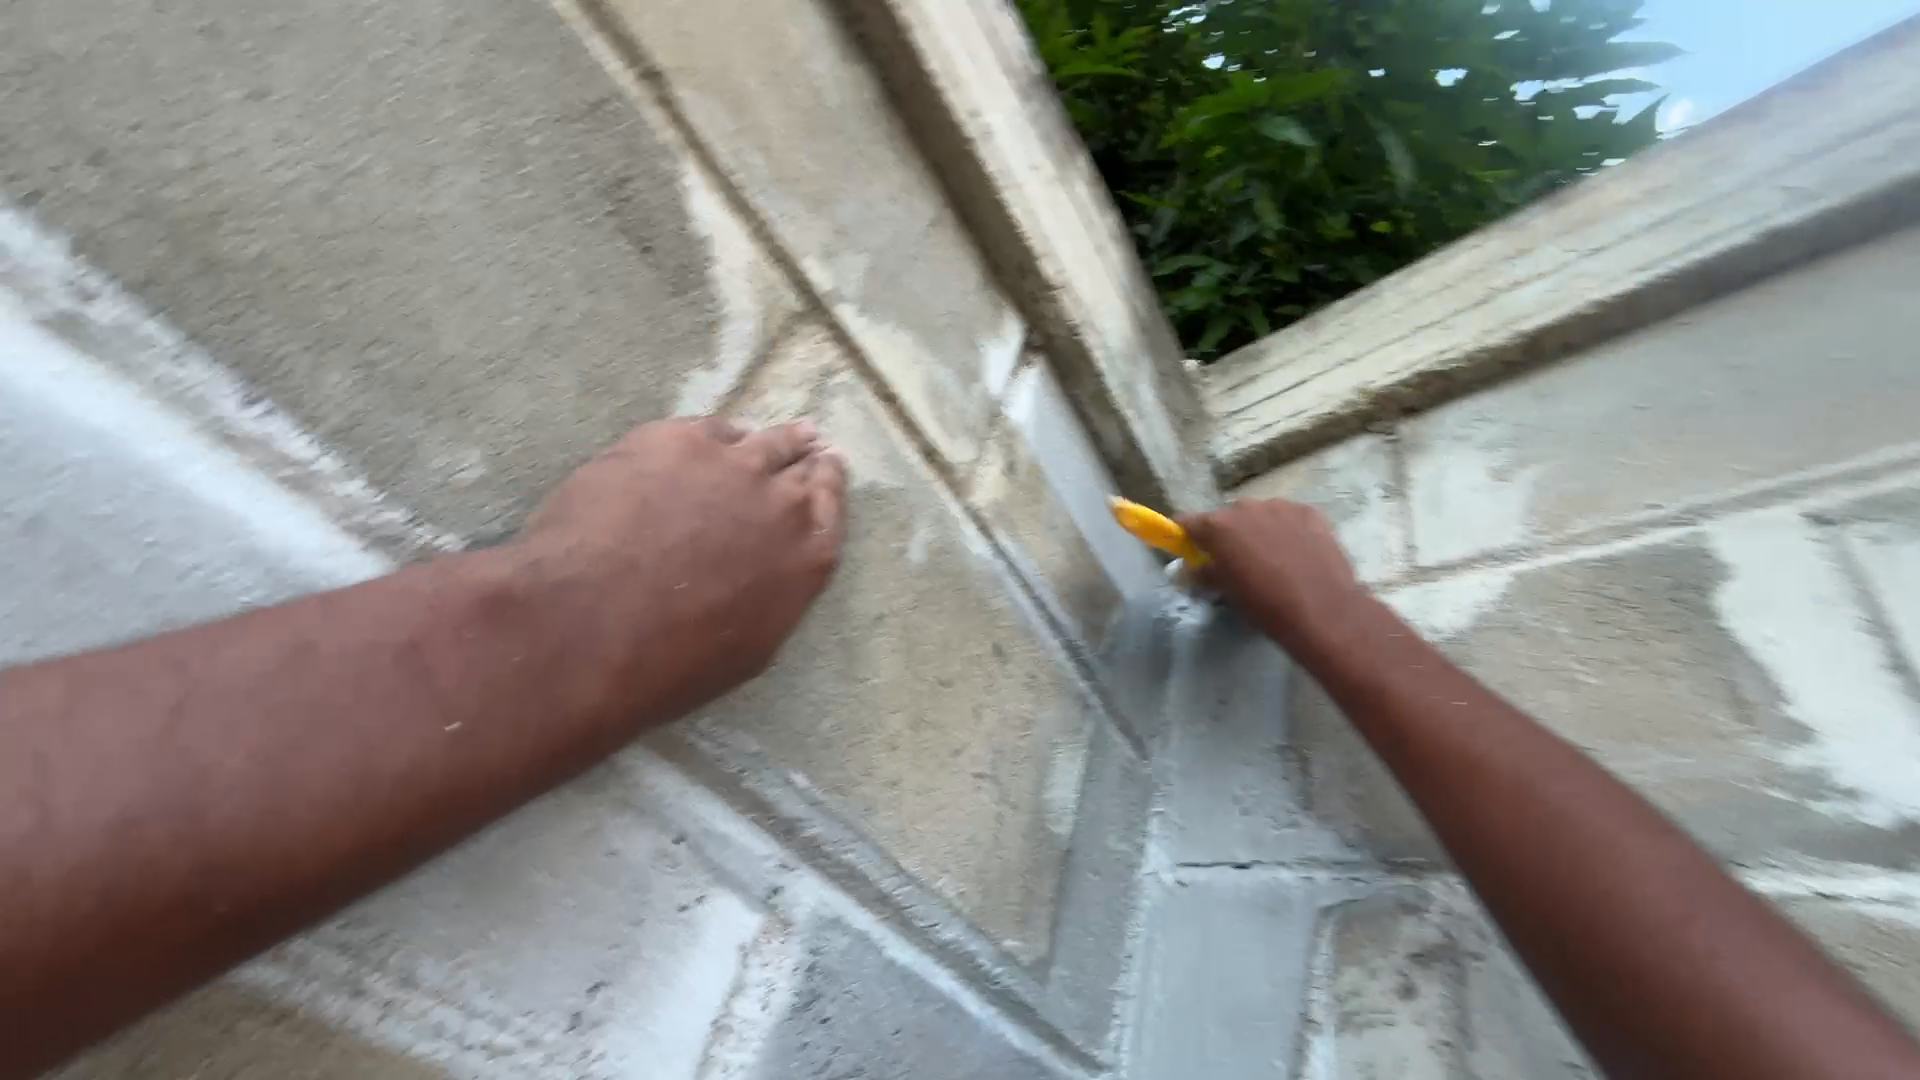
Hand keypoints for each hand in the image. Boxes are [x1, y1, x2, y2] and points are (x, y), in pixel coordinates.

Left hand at [514, 416, 846, 719]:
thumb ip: (775, 593)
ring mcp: (729, 465)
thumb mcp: (751, 647)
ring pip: (762, 439)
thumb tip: (768, 568)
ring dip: (774, 437)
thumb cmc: (672, 662)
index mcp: (806, 557)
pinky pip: (706, 429)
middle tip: (812, 441)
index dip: (830, 482)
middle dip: (807, 454)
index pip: (830, 506)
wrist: (590, 628)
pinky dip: (717, 435)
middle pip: (801, 464)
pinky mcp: (674, 442)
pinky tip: (714, 436)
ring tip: (776, 430)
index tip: (830, 465)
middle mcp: (781, 502)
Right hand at [1179, 498, 1368, 654]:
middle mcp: (1246, 507)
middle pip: (1227, 517)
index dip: (1185, 535)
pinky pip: (1289, 517)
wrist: (1322, 610)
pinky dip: (1287, 530)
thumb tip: (1192, 569)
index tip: (1188, 547)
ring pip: (1260, 515)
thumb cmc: (1264, 603)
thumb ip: (1203, 573)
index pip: (1187, 522)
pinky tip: (1298, 553)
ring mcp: (1281, 506)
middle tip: (1238, 561)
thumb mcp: (1225, 591)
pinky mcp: (1310, 512)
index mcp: (1218, 526)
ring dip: (1258, 530)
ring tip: (1273, 558)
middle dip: (1228, 535)